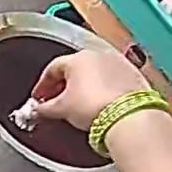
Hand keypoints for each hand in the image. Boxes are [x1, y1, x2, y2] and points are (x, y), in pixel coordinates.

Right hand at [29, 50, 149, 130]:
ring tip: (77, 105)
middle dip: (62, 86)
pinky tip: (97, 104)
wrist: (127, 116)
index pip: (53, 68)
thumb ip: (45, 108)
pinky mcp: (133, 75)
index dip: (42, 85)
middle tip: (54, 103)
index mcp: (78, 58)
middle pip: (74, 69)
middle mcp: (99, 55)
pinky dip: (101, 90)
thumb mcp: (61, 109)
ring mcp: (118, 64)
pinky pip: (110, 81)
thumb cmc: (94, 106)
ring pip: (94, 73)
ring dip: (83, 87)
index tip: (39, 98)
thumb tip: (39, 110)